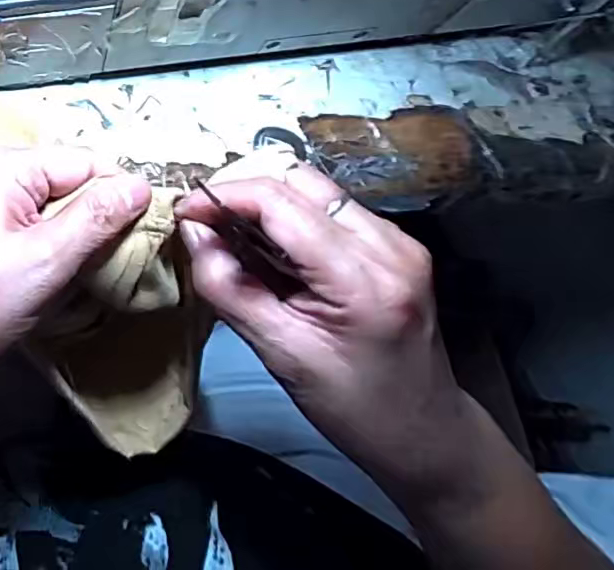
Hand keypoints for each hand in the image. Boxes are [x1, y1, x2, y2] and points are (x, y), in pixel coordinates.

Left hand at [0, 146, 152, 402]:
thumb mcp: (48, 260)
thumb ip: (98, 217)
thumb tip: (144, 184)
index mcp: (4, 164)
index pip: (85, 162)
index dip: (118, 196)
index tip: (143, 235)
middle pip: (72, 179)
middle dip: (98, 216)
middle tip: (114, 258)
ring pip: (60, 201)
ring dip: (81, 232)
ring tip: (88, 267)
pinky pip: (40, 217)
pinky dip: (59, 240)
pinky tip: (61, 268)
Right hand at [176, 165, 480, 497]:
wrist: (427, 436)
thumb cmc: (354, 407)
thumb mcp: (278, 352)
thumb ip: (226, 286)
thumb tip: (193, 230)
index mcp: (362, 277)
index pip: (278, 201)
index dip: (223, 196)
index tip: (186, 212)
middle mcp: (387, 242)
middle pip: (296, 177)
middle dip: (241, 189)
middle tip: (207, 220)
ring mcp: (394, 237)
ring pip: (310, 184)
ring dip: (263, 199)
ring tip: (234, 233)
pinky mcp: (391, 239)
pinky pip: (326, 203)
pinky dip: (287, 212)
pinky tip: (270, 244)